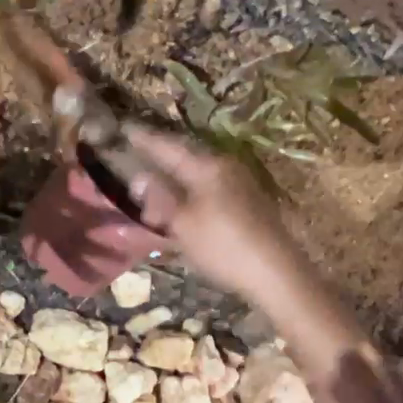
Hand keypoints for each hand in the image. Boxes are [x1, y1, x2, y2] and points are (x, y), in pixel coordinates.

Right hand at [122, 124, 312, 303]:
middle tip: (136, 155)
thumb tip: (139, 177)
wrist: (277, 275)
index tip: (124, 128)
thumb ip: (159, 196)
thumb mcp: (182, 223)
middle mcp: (225, 167)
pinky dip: (190, 191)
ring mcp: (240, 183)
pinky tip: (182, 204)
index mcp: (207, 166)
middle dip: (160, 158)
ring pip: (198, 173)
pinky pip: (209, 186)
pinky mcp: (248, 202)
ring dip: (175, 178)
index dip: (144, 139)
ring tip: (155, 186)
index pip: (168, 146)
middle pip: (185, 156)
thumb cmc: (223, 246)